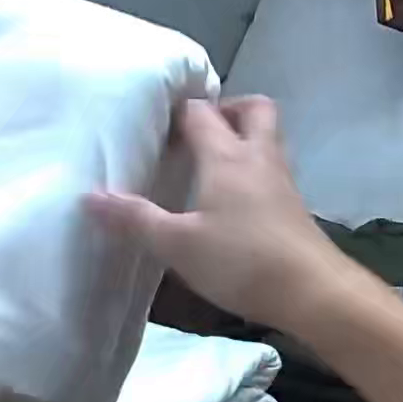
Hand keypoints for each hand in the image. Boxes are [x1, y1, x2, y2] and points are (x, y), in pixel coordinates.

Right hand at [86, 96, 357, 331]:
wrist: (312, 291)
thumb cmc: (241, 260)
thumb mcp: (178, 244)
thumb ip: (135, 220)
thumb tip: (90, 197)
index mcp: (227, 156)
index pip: (201, 113)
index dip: (178, 111)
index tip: (156, 123)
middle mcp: (260, 158)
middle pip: (253, 110)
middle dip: (227, 110)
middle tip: (199, 134)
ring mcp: (284, 183)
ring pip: (267, 141)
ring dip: (243, 141)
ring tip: (212, 168)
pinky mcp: (295, 209)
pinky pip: (273, 173)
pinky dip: (254, 174)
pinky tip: (236, 205)